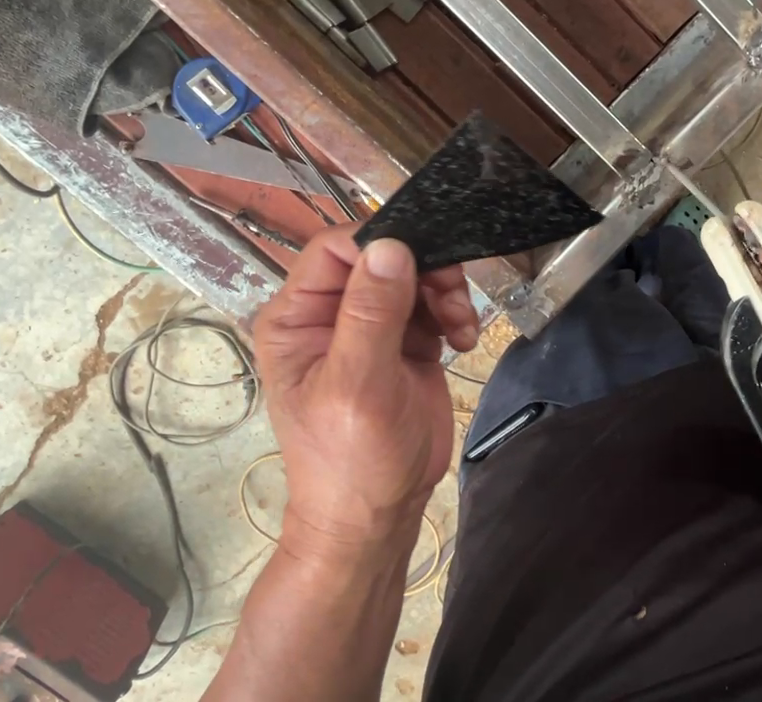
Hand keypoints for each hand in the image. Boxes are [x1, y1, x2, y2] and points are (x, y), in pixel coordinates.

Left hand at [251, 226, 479, 563]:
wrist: (380, 515)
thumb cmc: (351, 460)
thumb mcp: (358, 386)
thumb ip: (371, 314)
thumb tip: (390, 245)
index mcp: (297, 317)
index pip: (336, 249)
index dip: (381, 245)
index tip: (424, 266)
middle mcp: (330, 314)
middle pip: (383, 256)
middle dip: (424, 270)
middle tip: (452, 301)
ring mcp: (371, 326)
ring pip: (414, 274)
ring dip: (445, 291)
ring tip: (460, 327)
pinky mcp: (406, 341)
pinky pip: (433, 303)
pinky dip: (454, 312)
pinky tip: (463, 340)